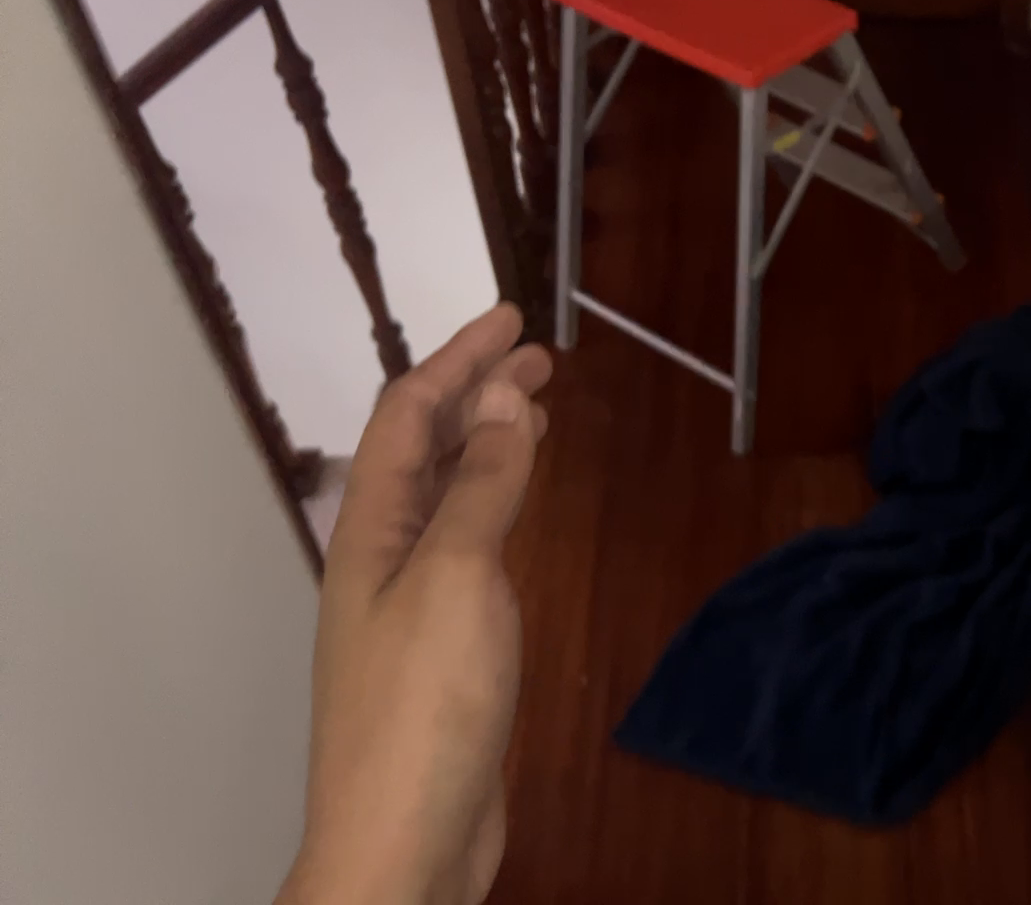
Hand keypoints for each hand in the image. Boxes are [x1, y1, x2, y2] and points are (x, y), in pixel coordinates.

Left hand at [277, 305, 551, 904]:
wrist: (411, 830)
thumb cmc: (428, 695)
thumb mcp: (457, 574)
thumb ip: (482, 484)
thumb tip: (503, 396)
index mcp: (373, 528)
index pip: (410, 415)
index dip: (459, 357)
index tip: (513, 318)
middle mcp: (387, 546)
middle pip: (428, 444)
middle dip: (477, 388)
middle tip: (538, 354)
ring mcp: (417, 586)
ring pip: (451, 485)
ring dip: (490, 435)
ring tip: (536, 405)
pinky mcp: (451, 620)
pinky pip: (473, 527)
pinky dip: (500, 489)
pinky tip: (521, 488)